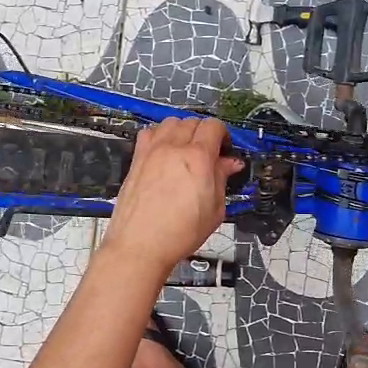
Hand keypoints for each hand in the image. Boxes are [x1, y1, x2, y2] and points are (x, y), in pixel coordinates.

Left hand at [100, 117, 243, 278]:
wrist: (140, 245)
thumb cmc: (179, 233)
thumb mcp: (215, 210)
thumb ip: (222, 179)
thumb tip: (230, 163)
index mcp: (198, 158)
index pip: (213, 126)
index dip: (223, 135)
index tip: (225, 149)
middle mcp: (174, 148)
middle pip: (193, 122)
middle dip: (205, 133)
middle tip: (209, 154)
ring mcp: (152, 151)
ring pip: (171, 122)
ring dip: (182, 130)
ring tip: (186, 150)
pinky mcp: (137, 158)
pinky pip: (149, 132)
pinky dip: (160, 135)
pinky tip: (164, 151)